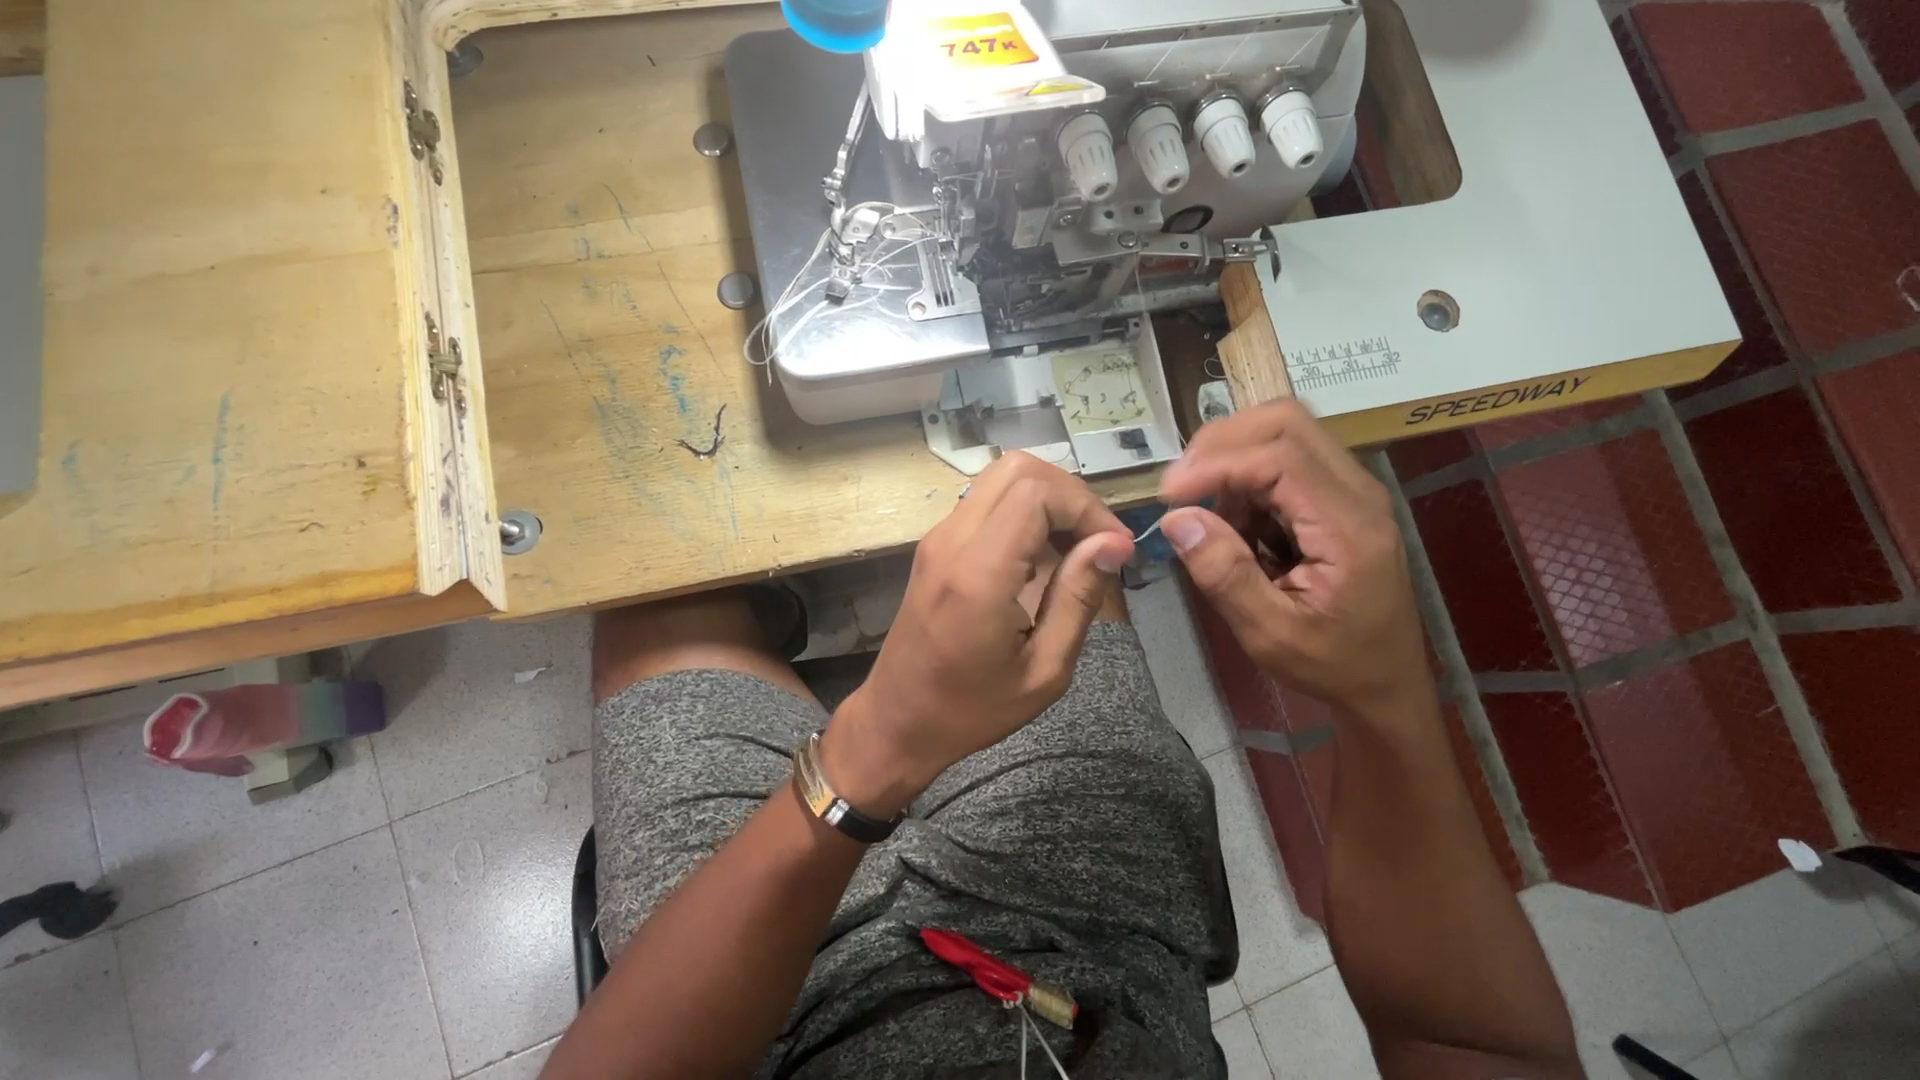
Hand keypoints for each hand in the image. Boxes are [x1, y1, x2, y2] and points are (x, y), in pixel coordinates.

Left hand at [821, 453, 1134, 815]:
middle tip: (1096, 541)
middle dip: (1069, 494)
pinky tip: (1043, 555)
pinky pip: (986, 501)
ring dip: (1047, 499)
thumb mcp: (1043, 671)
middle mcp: (951, 542)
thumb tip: (1113, 543)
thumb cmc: (971, 710)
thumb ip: (1078, 599)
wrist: (897, 720)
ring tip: (1076, 547)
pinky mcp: (935, 545)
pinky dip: (1024, 511)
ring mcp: (937, 538)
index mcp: (977, 574)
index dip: (1086, 507)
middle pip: (1018, 469)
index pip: (1036, 492)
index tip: (1115, 548)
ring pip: (1000, 477)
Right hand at [1157, 400, 1427, 716]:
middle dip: (1222, 443)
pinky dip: (1247, 477)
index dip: (1217, 464)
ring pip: (1285, 432)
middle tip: (1182, 487)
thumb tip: (1176, 519)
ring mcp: (1352, 490)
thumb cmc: (1333, 665)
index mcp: (1349, 528)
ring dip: (1234, 459)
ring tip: (1212, 515)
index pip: (1280, 458)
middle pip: (1286, 422)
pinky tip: (1237, 525)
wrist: (1386, 682)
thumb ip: (1225, 575)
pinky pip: (1287, 458)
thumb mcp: (1271, 634)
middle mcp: (1358, 493)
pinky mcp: (1339, 496)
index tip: (1168, 495)